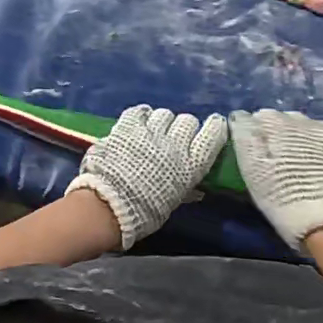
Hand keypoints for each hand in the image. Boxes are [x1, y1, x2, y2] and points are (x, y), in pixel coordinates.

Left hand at [67, 106, 227, 250]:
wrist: (109, 204)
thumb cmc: (143, 212)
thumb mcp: (172, 202)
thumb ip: (184, 190)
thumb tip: (196, 190)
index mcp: (191, 165)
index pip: (212, 136)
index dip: (214, 128)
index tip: (212, 125)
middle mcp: (174, 144)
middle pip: (187, 121)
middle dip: (182, 127)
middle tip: (173, 136)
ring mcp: (150, 133)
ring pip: (164, 114)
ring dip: (160, 121)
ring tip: (152, 130)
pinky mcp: (127, 127)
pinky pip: (139, 111)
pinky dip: (140, 114)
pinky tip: (138, 120)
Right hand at [228, 109, 322, 249]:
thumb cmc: (281, 195)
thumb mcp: (251, 168)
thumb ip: (246, 138)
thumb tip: (242, 118)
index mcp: (273, 123)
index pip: (258, 117)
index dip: (255, 131)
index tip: (254, 148)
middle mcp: (303, 121)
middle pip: (288, 120)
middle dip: (282, 133)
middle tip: (280, 157)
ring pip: (314, 128)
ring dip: (307, 139)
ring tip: (306, 162)